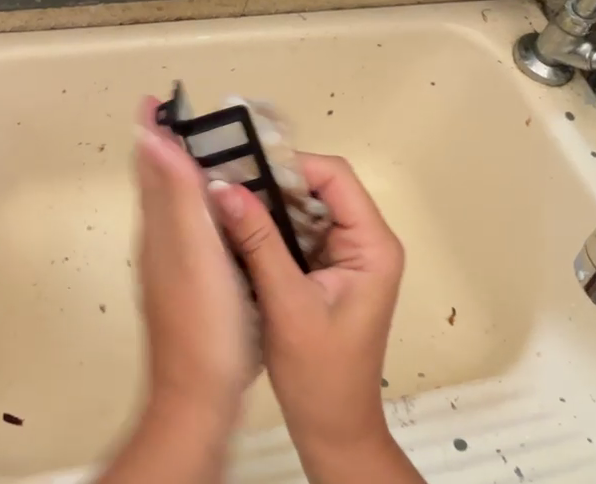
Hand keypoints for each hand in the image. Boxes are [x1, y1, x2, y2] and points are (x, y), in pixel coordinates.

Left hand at [133, 100, 256, 420]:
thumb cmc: (204, 324)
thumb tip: (150, 136)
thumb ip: (175, 193)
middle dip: (167, 147)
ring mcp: (172, 266)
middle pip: (158, 182)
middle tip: (187, 119)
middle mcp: (160, 242)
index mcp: (161, 227)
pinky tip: (221, 217)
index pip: (149, 164)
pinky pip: (190, 231)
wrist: (199, 397)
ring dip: (181, 175)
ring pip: (172, 207)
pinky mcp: (190, 287)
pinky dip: (199, 208)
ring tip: (205, 155)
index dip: (151, 130)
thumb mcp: (194, 250)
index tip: (157, 99)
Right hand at [210, 154, 417, 477]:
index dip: (290, 164)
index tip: (243, 167)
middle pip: (317, 187)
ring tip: (222, 196)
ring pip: (302, 207)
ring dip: (265, 203)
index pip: (335, 177)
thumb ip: (259, 242)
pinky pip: (294, 231)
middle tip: (224, 178)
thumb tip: (225, 187)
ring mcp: (343, 254)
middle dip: (271, 181)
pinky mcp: (323, 268)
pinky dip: (266, 226)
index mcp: (372, 245)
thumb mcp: (287, 304)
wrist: (331, 430)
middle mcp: (363, 240)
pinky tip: (234, 225)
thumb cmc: (320, 374)